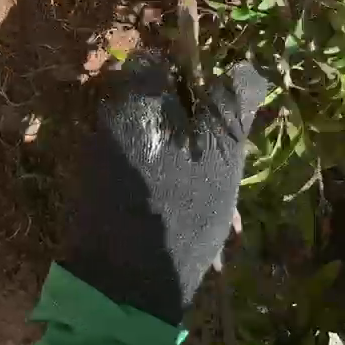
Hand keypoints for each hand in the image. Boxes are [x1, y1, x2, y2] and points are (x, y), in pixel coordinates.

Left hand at [62, 54, 268, 325]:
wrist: (125, 284)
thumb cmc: (182, 208)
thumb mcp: (222, 152)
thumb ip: (232, 101)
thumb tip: (246, 66)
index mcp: (138, 99)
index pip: (163, 60)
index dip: (197, 83)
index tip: (220, 117)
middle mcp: (112, 118)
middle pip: (164, 105)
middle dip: (200, 134)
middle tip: (230, 171)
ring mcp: (101, 153)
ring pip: (158, 142)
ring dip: (190, 165)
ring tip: (222, 211)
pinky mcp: (98, 186)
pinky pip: (142, 170)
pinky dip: (169, 186)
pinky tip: (196, 223)